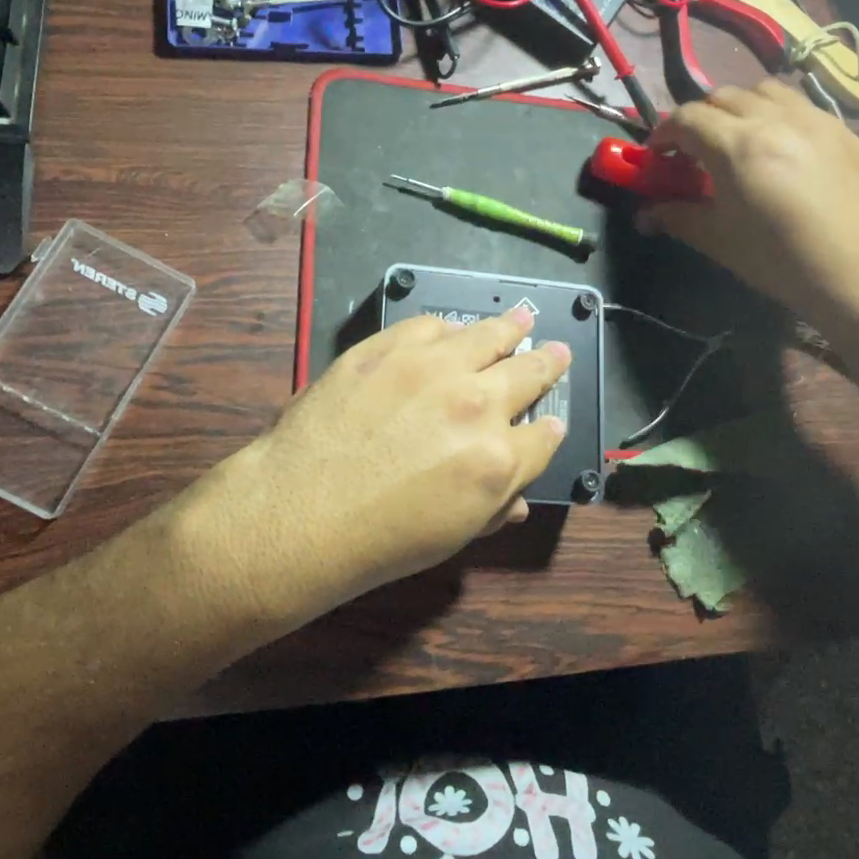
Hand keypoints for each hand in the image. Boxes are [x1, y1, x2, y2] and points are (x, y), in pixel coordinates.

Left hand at [181, 306, 570, 626]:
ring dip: (509, 326)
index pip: (544, 436)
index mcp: (497, 459)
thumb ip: (494, 509)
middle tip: (558, 350)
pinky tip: (450, 329)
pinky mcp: (388, 348)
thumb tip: (521, 495)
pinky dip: (447, 328)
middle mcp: (475, 404)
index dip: (550, 429)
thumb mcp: (451, 538)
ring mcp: (430, 368)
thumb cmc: (378, 541)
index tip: (552, 421)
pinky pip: (429, 326)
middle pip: (527, 372)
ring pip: (486, 335)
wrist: (300, 510)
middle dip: (548, 362)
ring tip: (521, 317)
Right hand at [640, 79, 858, 341]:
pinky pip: (801, 106)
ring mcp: (816, 120)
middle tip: (692, 151)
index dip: (664, 133)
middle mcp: (776, 119)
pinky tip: (779, 150)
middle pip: (723, 96)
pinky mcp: (845, 131)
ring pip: (765, 91)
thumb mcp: (719, 241)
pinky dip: (776, 115)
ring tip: (736, 139)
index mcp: (738, 146)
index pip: (687, 118)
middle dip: (699, 118)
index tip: (657, 156)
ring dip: (739, 107)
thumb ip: (677, 218)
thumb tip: (644, 216)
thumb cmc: (780, 261)